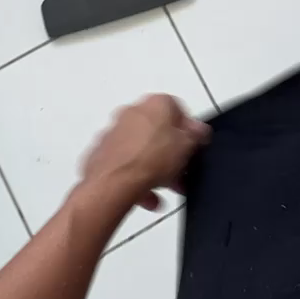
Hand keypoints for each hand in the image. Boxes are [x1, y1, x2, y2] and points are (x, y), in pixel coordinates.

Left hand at [80, 94, 209, 210]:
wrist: (113, 184)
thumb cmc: (152, 159)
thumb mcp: (188, 146)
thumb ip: (197, 135)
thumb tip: (200, 131)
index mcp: (156, 102)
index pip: (179, 111)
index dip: (188, 133)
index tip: (192, 149)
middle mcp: (133, 111)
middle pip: (158, 132)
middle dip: (170, 155)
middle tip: (179, 173)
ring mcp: (113, 131)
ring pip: (140, 149)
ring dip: (153, 168)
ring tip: (163, 191)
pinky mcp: (99, 153)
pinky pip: (123, 163)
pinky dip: (134, 176)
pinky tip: (145, 196)